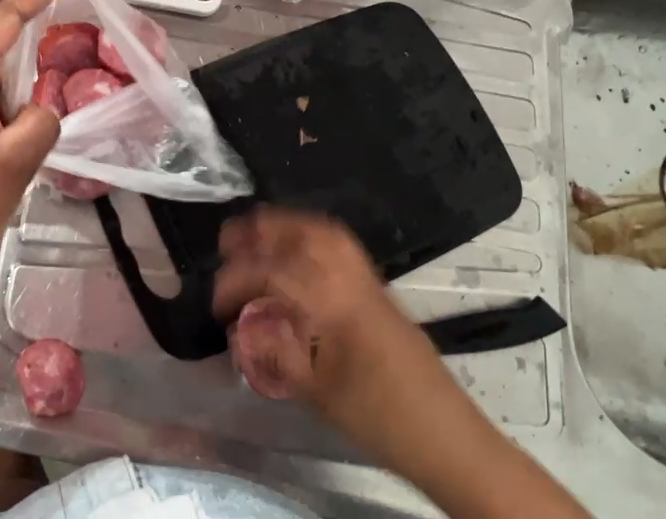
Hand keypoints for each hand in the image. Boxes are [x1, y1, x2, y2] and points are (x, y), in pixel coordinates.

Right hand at [214, 209, 457, 465]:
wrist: (449, 437)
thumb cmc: (380, 418)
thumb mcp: (317, 394)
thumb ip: (274, 355)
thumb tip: (239, 332)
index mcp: (334, 303)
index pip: (274, 272)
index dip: (236, 281)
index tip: (217, 304)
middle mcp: (352, 281)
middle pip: (304, 233)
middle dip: (262, 230)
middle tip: (228, 240)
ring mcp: (371, 284)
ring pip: (326, 234)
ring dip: (287, 228)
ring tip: (258, 237)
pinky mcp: (380, 293)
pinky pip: (341, 248)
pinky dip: (311, 240)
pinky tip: (295, 259)